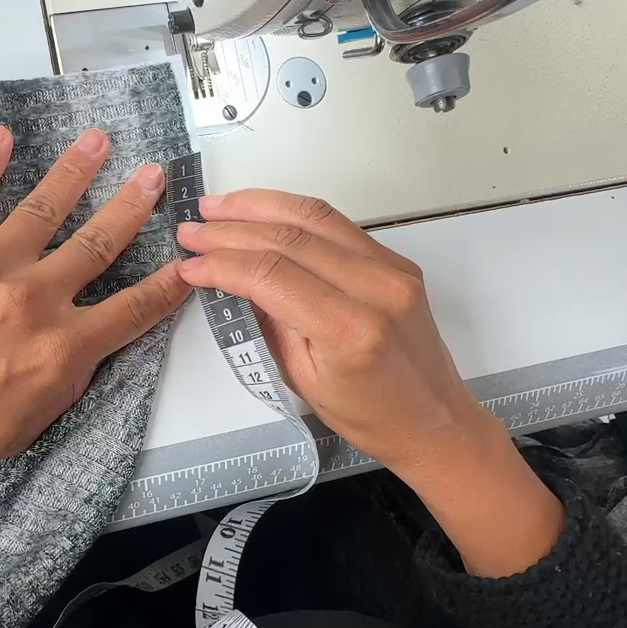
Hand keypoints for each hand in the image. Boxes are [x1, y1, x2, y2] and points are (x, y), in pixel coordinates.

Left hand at [0, 126, 189, 572]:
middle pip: (99, 244)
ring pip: (44, 210)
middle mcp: (36, 301)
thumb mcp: (25, 428)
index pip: (135, 310)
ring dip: (75, 171)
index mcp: (63, 352)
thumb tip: (82, 348)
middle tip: (154, 173)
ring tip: (98, 140)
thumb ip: (63, 382)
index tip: (191, 260)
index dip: (170, 285)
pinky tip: (2, 136)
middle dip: (132, 206)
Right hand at [176, 189, 561, 575]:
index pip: (271, 275)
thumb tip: (232, 279)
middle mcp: (377, 288)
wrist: (435, 421)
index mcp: (350, 329)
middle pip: (290, 238)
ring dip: (260, 205)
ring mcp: (392, 268)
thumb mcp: (302, 378)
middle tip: (194, 229)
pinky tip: (262, 211)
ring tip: (218, 207)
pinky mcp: (395, 259)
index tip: (191, 263)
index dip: (223, 263)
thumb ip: (268, 321)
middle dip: (232, 229)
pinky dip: (292, 212)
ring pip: (314, 216)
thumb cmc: (370, 416)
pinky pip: (336, 223)